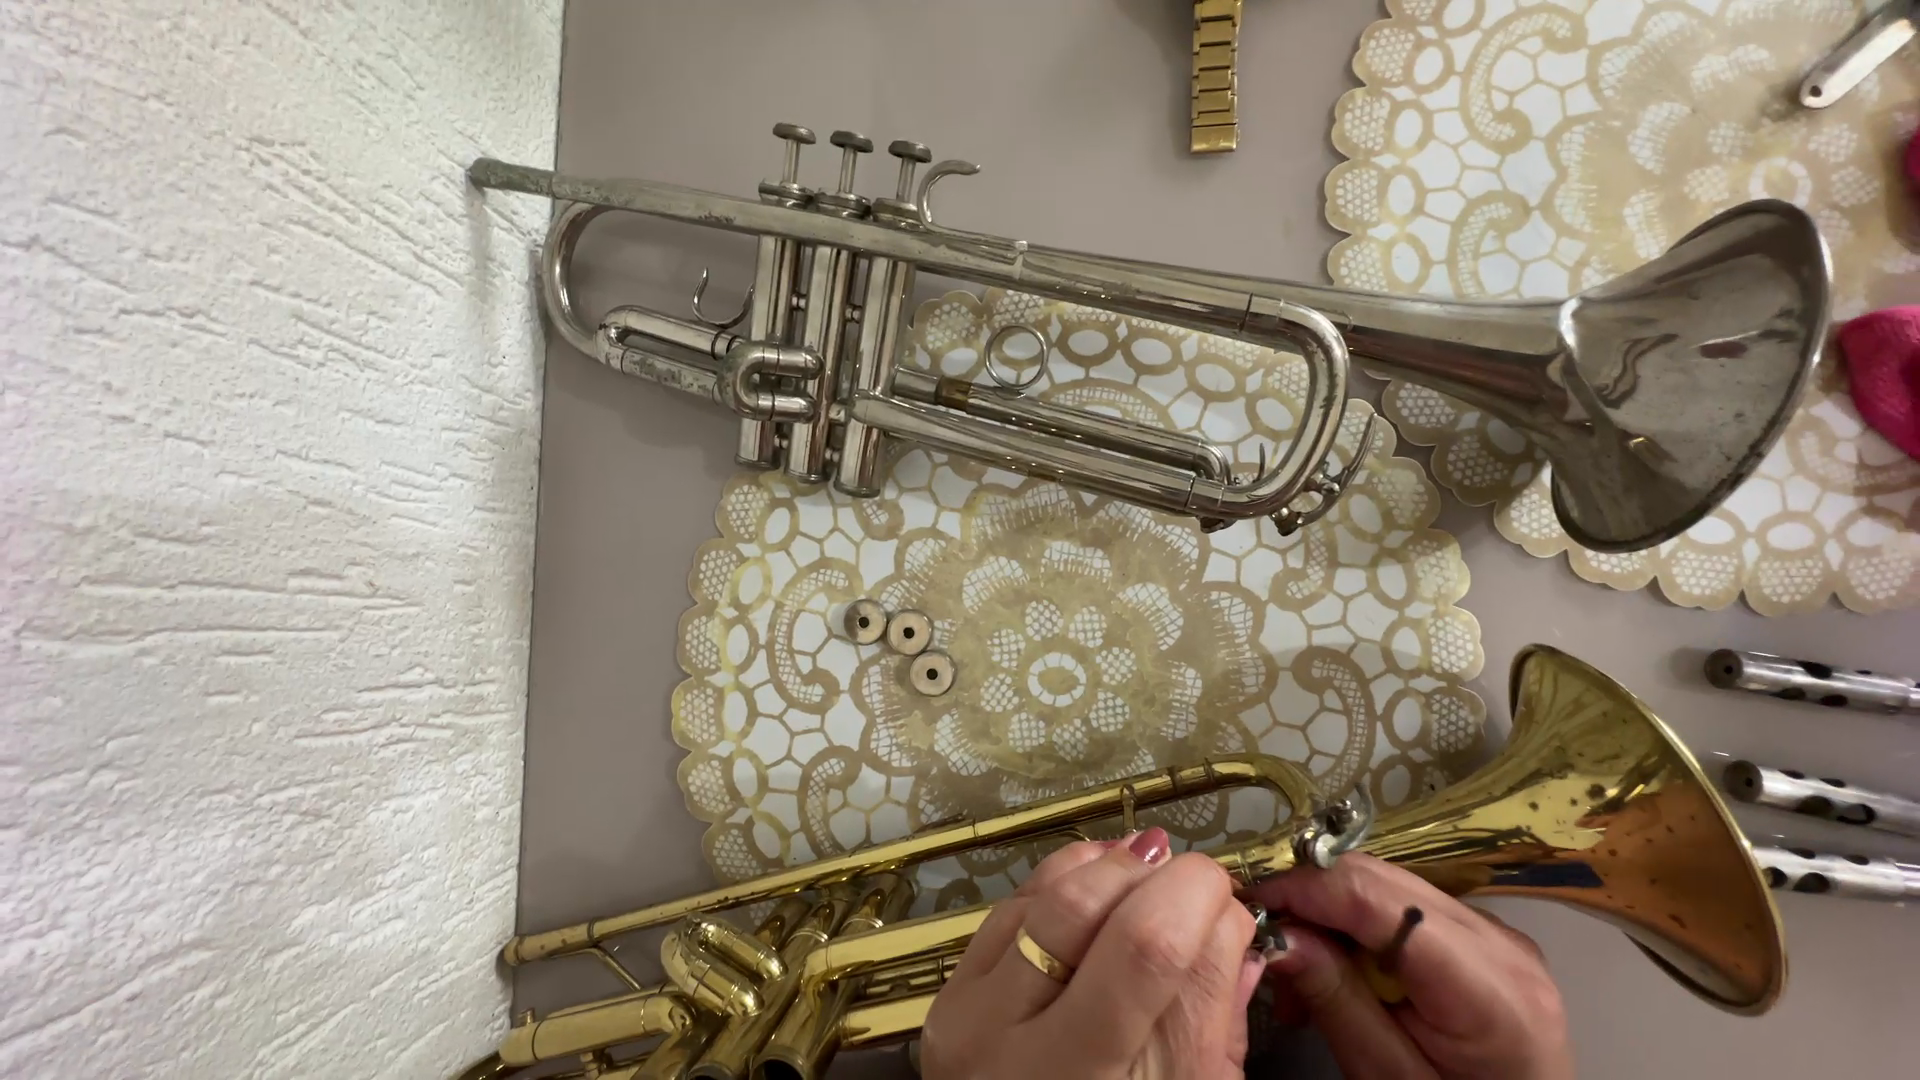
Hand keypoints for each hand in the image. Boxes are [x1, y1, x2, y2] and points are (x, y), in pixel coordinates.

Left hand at [920, 828, 1265, 1079]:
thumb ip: (1213, 1016)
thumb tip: (1227, 920)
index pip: (1150, 953)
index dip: (1198, 900)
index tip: (1228, 897)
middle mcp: (1026, 1052)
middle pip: (1092, 914)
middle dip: (1161, 876)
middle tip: (1196, 877)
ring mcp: (973, 1017)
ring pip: (1050, 899)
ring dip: (1113, 867)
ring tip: (1153, 862)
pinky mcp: (950, 992)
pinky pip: (1013, 904)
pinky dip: (1065, 875)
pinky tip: (1102, 869)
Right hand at [1246, 854, 1572, 1079]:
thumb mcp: (1387, 1078)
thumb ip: (1335, 1001)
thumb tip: (1276, 933)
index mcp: (1490, 987)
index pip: (1377, 900)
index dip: (1305, 888)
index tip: (1249, 902)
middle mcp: (1498, 939)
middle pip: (1378, 880)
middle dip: (1309, 897)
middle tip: (1264, 938)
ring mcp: (1492, 930)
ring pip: (1381, 883)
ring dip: (1326, 911)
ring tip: (1296, 967)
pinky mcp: (1478, 932)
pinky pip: (1397, 902)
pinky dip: (1353, 923)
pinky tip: (1335, 964)